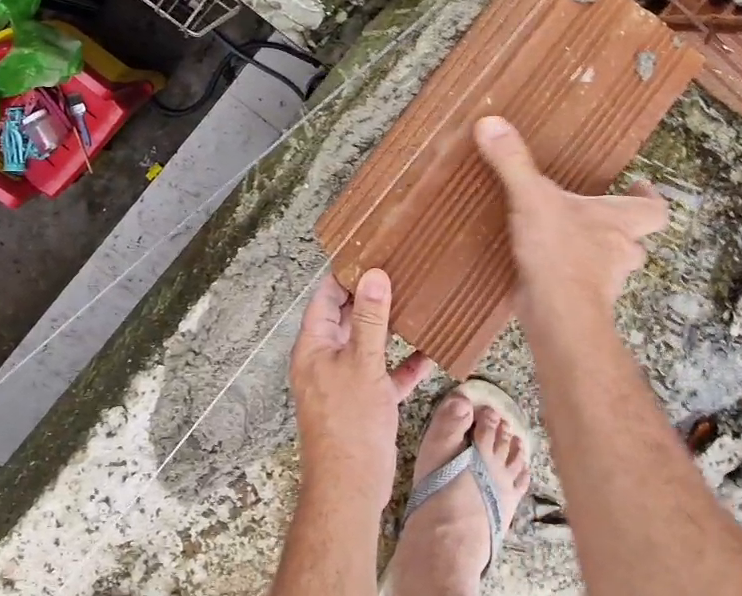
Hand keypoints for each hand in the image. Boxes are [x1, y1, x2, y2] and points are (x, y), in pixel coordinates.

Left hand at [289, 269, 433, 505]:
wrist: (350, 489)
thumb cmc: (349, 426)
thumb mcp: (363, 363)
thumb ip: (369, 319)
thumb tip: (373, 276)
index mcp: (314, 346)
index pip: (325, 297)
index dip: (345, 275)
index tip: (370, 253)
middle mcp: (325, 359)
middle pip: (346, 317)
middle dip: (371, 298)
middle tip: (398, 273)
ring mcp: (344, 381)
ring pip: (367, 345)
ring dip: (389, 329)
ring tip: (414, 304)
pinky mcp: (363, 402)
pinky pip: (383, 374)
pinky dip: (402, 364)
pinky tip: (428, 354)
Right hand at [473, 115, 667, 320]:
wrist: (558, 317)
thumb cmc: (559, 252)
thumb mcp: (532, 197)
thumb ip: (513, 161)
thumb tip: (491, 122)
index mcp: (619, 222)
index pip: (654, 211)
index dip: (651, 199)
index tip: (640, 185)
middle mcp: (618, 252)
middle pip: (635, 241)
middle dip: (618, 230)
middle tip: (594, 214)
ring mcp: (602, 282)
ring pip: (610, 267)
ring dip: (593, 255)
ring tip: (563, 238)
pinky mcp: (578, 302)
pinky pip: (579, 285)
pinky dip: (565, 276)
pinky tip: (541, 267)